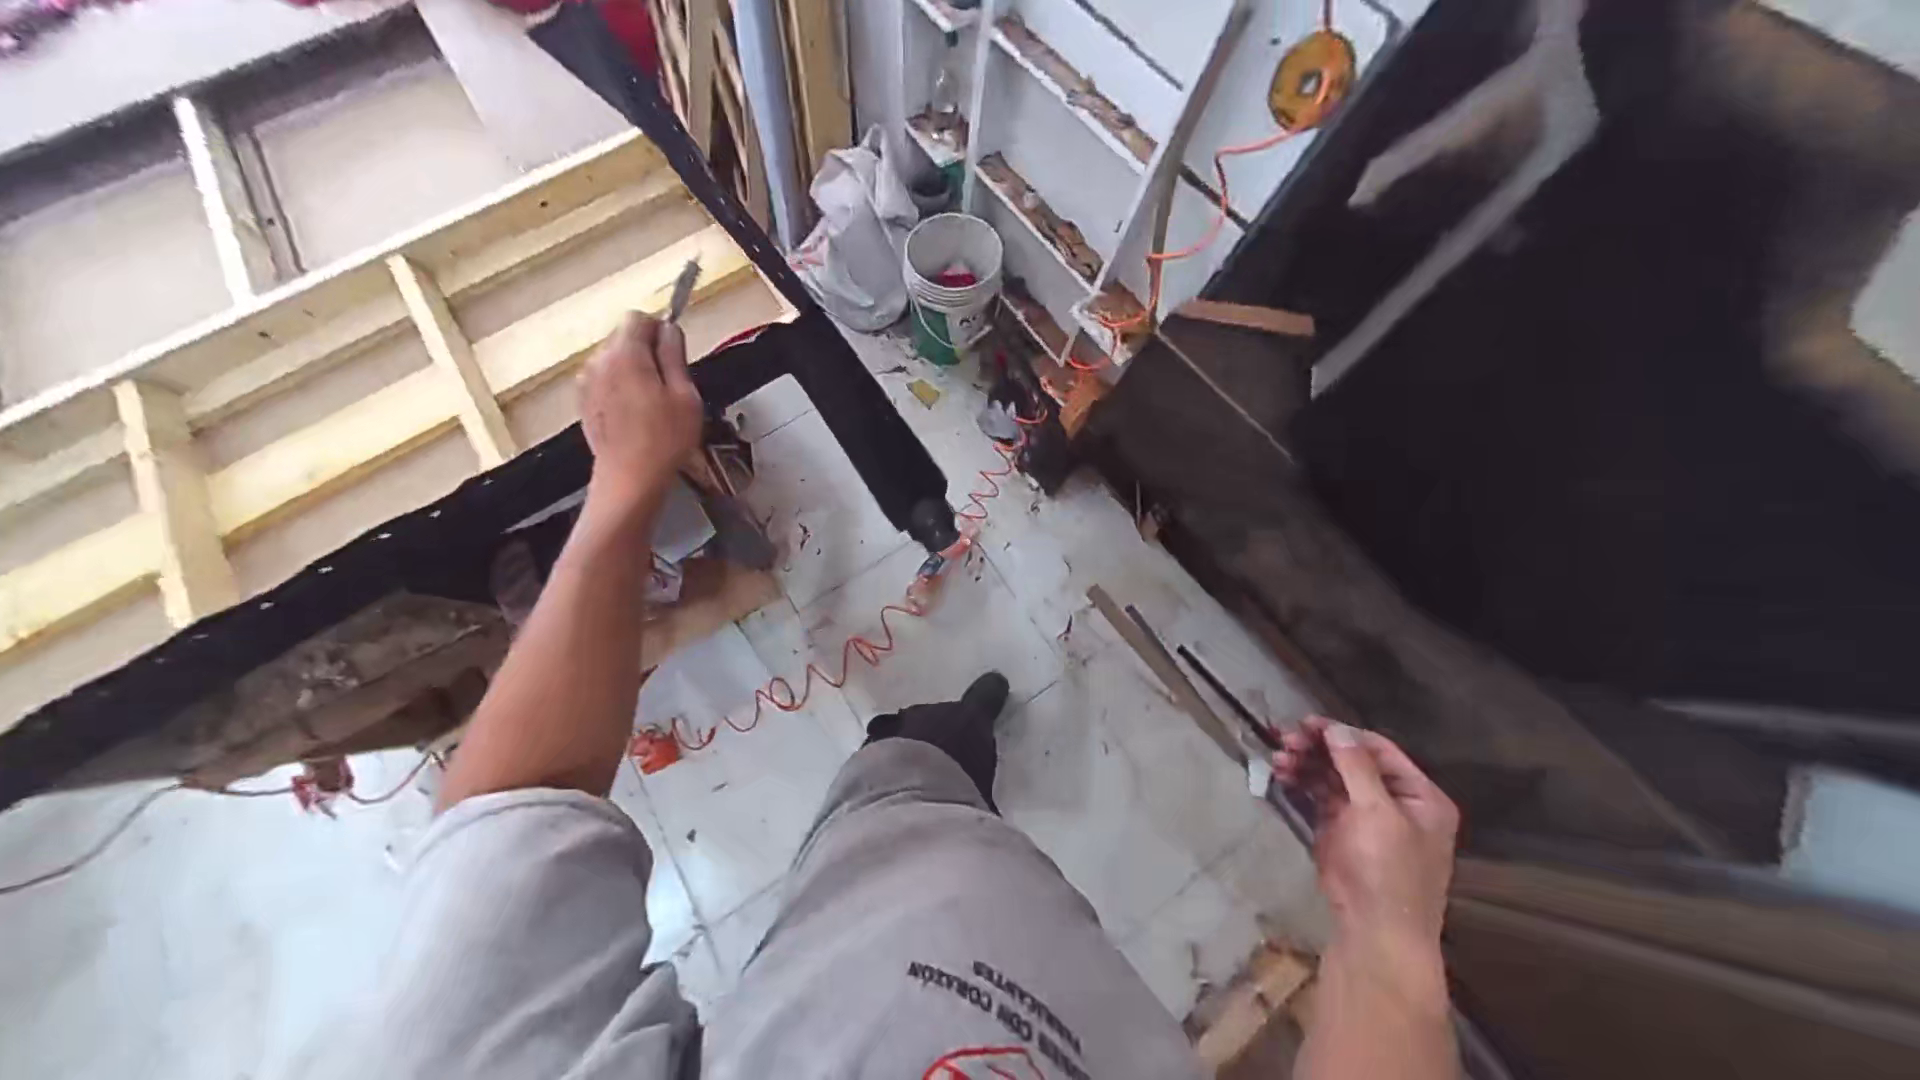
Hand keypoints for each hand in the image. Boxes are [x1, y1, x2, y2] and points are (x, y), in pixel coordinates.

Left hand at [579, 313, 703, 514]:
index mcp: (626, 354)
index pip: (638, 317)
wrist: (629, 479)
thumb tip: (669, 328)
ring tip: (653, 403)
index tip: (675, 356)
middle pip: (623, 336)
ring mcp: (587, 381)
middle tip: (670, 385)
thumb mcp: (685, 396)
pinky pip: (605, 379)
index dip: (659, 331)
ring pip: (614, 358)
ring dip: (634, 370)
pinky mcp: (583, 400)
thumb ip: (674, 355)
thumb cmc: (665, 439)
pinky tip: (636, 414)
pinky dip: (621, 387)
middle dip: (647, 351)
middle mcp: (599, 360)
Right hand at [1274, 717, 1458, 958]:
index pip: (1378, 749)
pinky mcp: (1339, 828)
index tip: (1306, 724)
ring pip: (1331, 776)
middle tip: (1286, 739)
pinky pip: (1319, 795)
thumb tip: (1337, 729)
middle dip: (1318, 748)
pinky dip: (1301, 782)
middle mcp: (1394, 801)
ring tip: (1279, 759)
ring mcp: (1365, 815)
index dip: (1342, 734)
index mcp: (1419, 796)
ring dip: (1305, 763)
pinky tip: (1282, 774)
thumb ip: (1357, 767)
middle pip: (1351, 760)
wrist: (1374, 928)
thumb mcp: (1378, 813)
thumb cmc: (1387, 869)